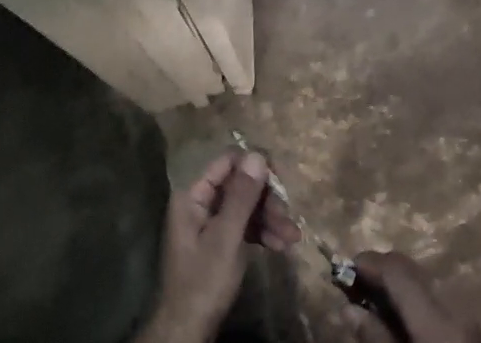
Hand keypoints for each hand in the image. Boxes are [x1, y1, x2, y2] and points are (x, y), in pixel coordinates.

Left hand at [138, 151, 302, 342]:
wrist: (188, 329)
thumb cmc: (203, 281)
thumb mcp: (226, 238)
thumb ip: (241, 197)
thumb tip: (258, 155)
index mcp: (193, 195)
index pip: (227, 163)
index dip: (254, 168)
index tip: (281, 183)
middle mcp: (200, 203)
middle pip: (240, 187)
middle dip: (266, 201)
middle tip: (288, 221)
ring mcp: (209, 224)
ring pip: (246, 208)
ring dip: (270, 220)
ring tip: (292, 239)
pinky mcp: (219, 242)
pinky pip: (244, 228)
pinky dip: (262, 234)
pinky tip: (281, 246)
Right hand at [350, 252, 480, 342]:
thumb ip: (376, 339)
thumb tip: (349, 310)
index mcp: (436, 319)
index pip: (396, 269)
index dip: (366, 263)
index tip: (342, 271)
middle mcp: (456, 308)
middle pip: (412, 269)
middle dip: (381, 272)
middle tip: (355, 290)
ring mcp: (470, 319)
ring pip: (427, 282)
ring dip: (398, 286)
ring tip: (376, 308)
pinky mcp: (475, 332)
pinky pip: (440, 300)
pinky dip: (416, 301)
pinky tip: (403, 322)